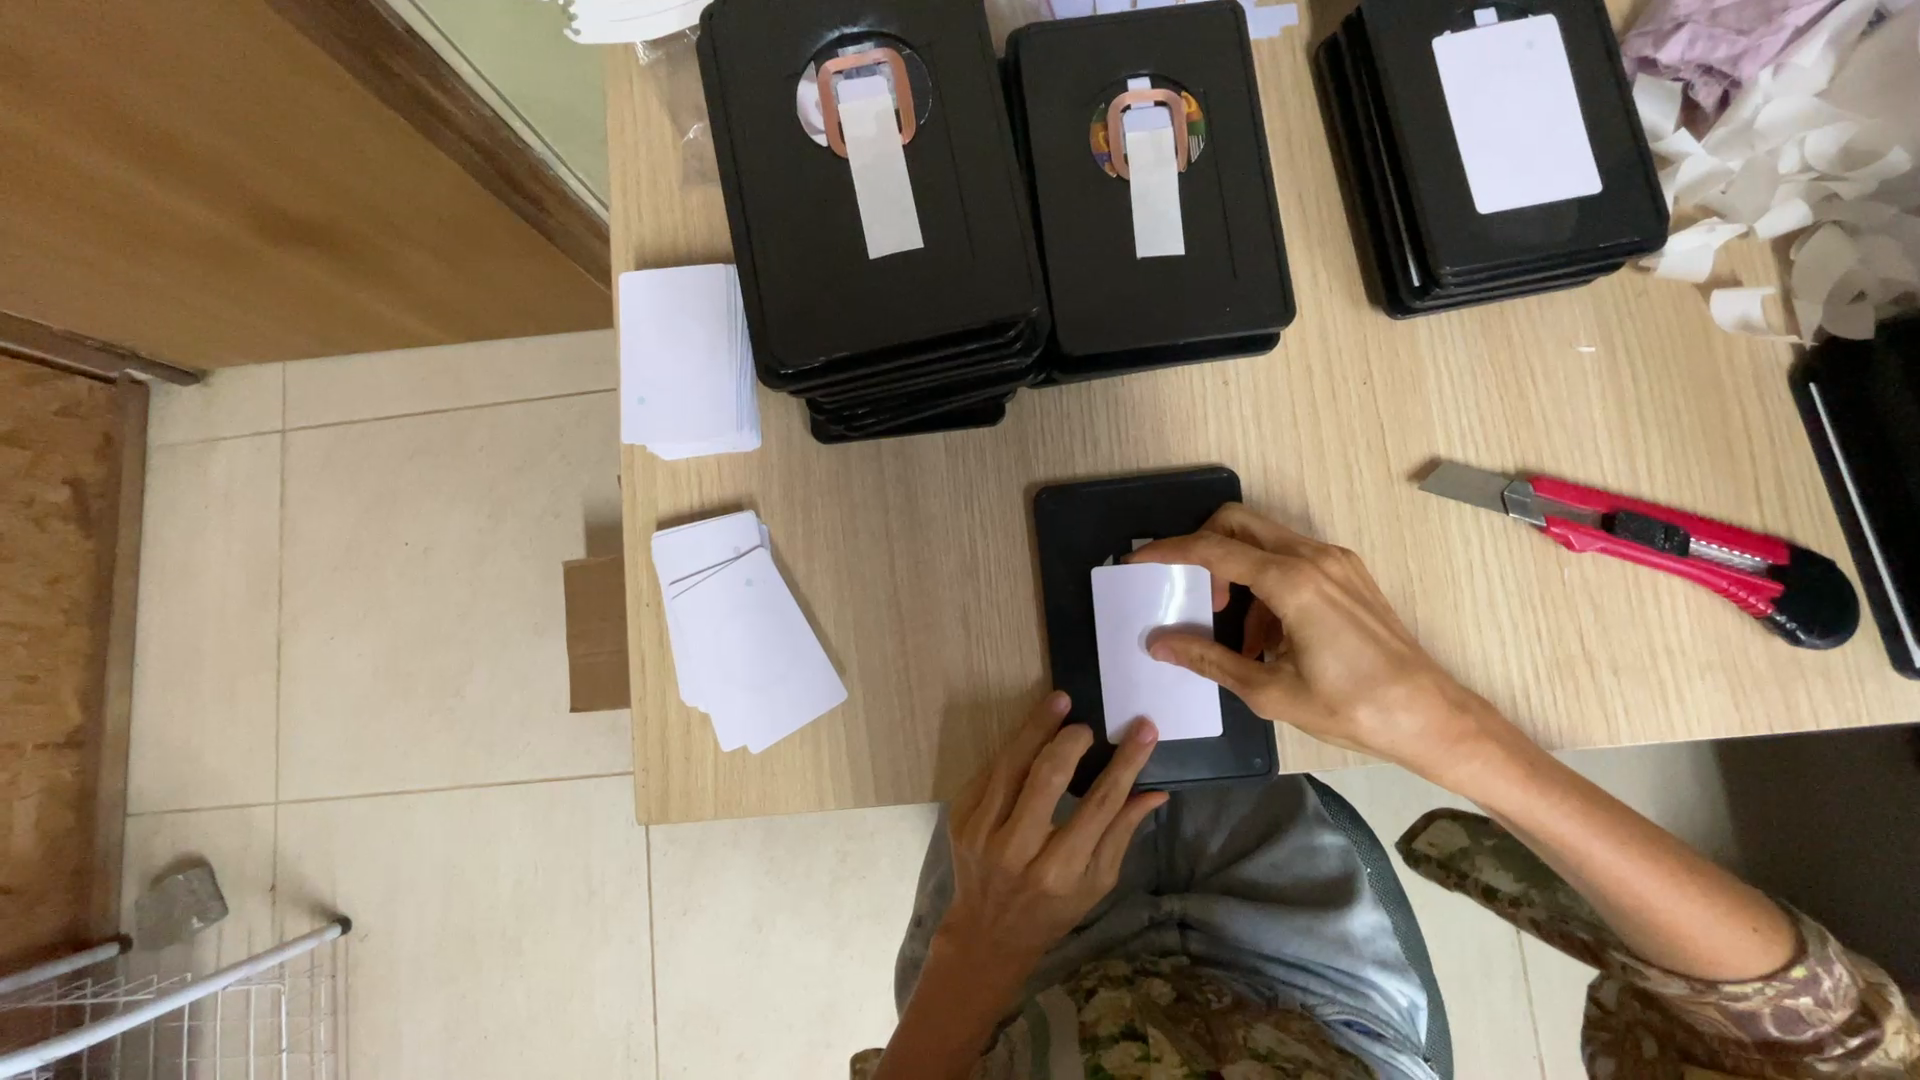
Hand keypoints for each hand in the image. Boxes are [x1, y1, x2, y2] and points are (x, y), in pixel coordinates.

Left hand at [936, 691, 1167, 977]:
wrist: (987, 932)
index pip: (1100, 805)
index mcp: (1060, 871)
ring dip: (1036, 727)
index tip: (1143, 730)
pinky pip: (990, 771)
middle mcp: (1018, 850)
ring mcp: (982, 832)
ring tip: (1057, 701)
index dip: (1125, 764)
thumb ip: (1122, 833)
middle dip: (1070, 741)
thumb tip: (1155, 791)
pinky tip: (1030, 731)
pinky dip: (1013, 747)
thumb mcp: (1097, 883)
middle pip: (1047, 778)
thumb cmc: (1053, 909)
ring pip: (1011, 764)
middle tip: (1086, 723)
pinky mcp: (961, 817)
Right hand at [1129, 503, 1501, 782]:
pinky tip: (1268, 634)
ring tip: (1233, 630)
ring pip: (1264, 540)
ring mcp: (1336, 561)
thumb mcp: (1269, 690)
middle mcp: (1314, 557)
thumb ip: (1208, 659)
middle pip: (1238, 521)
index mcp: (1292, 582)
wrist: (1432, 716)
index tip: (1138, 561)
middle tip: (1190, 592)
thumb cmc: (1352, 707)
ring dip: (1235, 570)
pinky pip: (1290, 559)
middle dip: (1202, 546)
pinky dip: (1264, 582)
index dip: (1168, 552)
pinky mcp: (1348, 574)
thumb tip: (1159, 643)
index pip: (1213, 549)